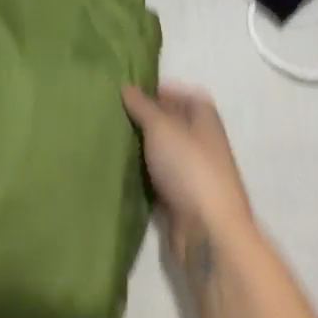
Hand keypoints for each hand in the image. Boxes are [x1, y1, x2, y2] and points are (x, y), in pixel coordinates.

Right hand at [122, 85, 253, 262]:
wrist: (207, 231)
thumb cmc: (189, 169)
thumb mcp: (162, 128)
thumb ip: (144, 107)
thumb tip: (127, 86)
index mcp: (206, 122)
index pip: (188, 97)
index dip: (164, 92)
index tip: (132, 93)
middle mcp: (202, 145)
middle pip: (174, 125)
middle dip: (147, 120)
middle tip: (113, 114)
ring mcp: (193, 175)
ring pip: (164, 154)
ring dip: (142, 149)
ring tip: (110, 139)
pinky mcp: (181, 200)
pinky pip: (158, 180)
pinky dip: (142, 175)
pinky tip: (119, 170)